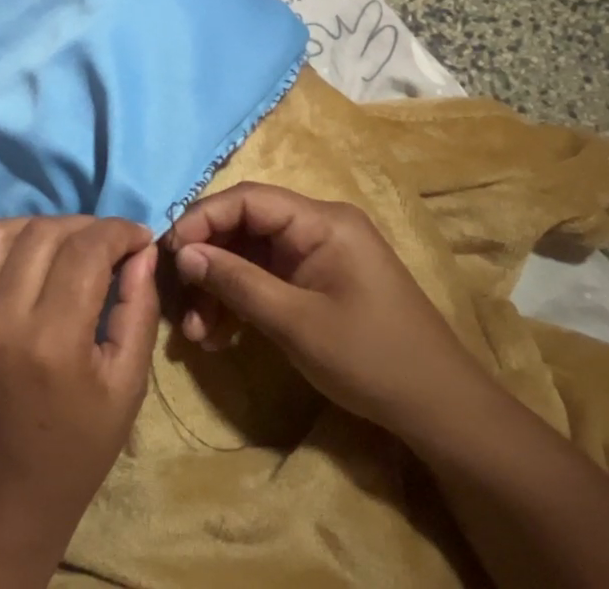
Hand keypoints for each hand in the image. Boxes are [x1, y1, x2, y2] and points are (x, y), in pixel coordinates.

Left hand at [0, 216, 159, 571]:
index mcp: (54, 337)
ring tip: (67, 246)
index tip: (141, 239)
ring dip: (38, 227)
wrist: (0, 494)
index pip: (87, 248)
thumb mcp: (126, 388)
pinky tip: (22, 264)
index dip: (119, 232)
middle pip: (44, 232)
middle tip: (112, 244)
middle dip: (87, 226)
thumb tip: (141, 253)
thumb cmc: (75, 451)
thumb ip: (137, 311)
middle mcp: (3, 314)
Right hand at [167, 183, 488, 437]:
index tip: (169, 254)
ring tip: (197, 334)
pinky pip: (264, 279)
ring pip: (248, 257)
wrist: (439, 409)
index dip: (201, 220)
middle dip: (207, 263)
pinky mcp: (315, 282)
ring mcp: (317, 256)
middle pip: (243, 228)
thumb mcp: (295, 322)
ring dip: (217, 290)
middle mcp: (317, 228)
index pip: (246, 199)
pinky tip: (220, 337)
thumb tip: (182, 253)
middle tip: (180, 302)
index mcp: (322, 222)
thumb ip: (236, 281)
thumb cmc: (371, 358)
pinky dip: (239, 303)